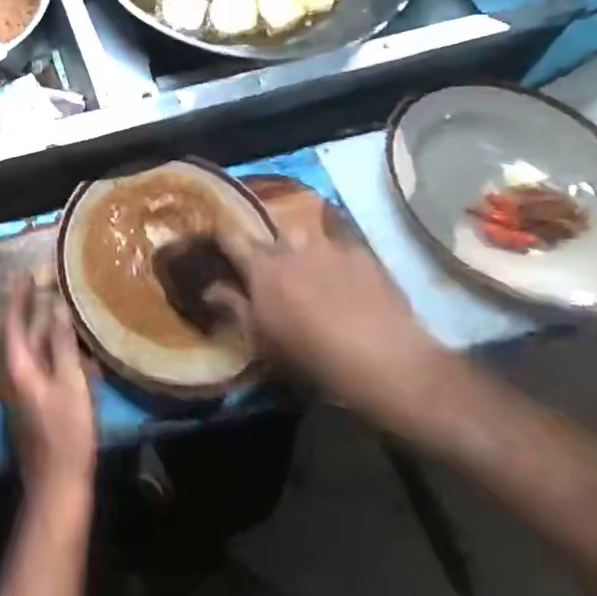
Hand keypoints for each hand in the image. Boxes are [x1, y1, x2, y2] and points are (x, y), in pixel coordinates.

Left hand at [0, 275, 95, 498]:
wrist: (57, 484)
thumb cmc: (66, 432)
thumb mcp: (70, 383)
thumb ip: (63, 343)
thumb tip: (56, 306)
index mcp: (17, 365)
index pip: (13, 320)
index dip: (18, 295)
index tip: (25, 271)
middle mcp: (13, 373)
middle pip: (21, 333)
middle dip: (33, 307)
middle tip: (48, 283)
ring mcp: (21, 389)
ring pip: (33, 349)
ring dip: (45, 329)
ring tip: (64, 308)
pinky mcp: (33, 401)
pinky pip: (41, 365)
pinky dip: (54, 351)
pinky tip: (74, 348)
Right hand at [205, 217, 449, 422]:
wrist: (387, 363)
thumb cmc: (313, 356)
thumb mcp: (263, 339)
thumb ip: (234, 307)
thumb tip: (209, 288)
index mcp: (261, 268)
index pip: (231, 238)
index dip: (223, 241)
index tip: (221, 250)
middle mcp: (291, 248)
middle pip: (269, 233)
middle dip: (266, 246)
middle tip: (271, 269)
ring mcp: (329, 247)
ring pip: (304, 234)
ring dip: (300, 247)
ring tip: (308, 268)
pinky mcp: (362, 253)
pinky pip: (338, 243)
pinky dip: (333, 255)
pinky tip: (343, 277)